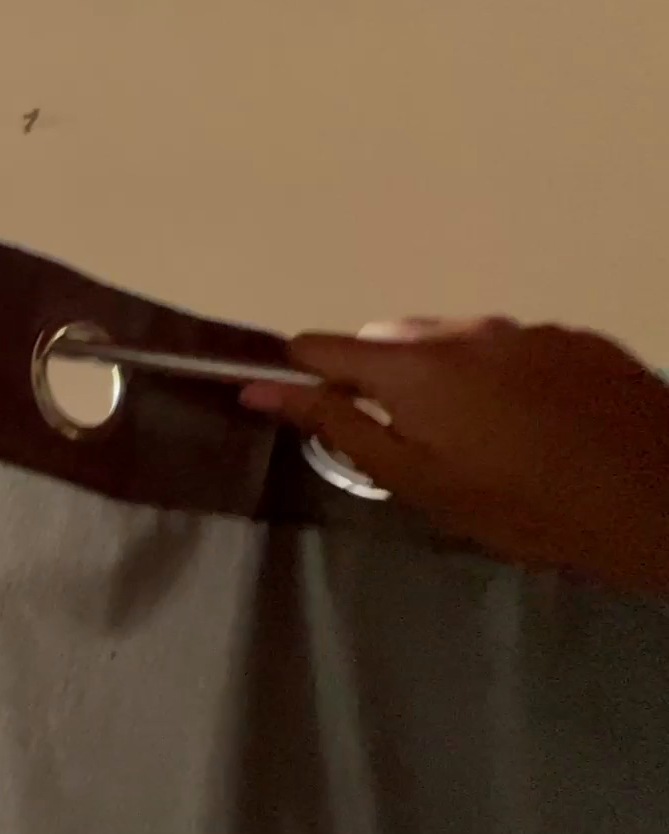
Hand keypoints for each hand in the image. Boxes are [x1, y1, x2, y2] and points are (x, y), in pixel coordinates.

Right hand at [240, 318, 668, 591]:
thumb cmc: (519, 504)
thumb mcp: (407, 475)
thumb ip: (329, 422)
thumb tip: (255, 388)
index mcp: (410, 366)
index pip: (316, 345)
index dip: (296, 371)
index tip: (300, 403)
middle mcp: (462, 332)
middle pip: (380, 337)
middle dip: (370, 375)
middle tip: (396, 431)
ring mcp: (526, 330)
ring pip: (442, 338)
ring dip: (431, 370)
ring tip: (468, 426)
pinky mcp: (579, 338)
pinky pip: (503, 343)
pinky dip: (490, 370)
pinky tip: (525, 415)